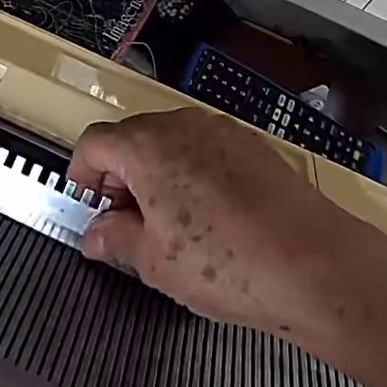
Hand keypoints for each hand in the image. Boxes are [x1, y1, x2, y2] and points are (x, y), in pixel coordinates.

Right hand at [66, 109, 366, 330]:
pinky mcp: (249, 142)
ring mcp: (221, 130)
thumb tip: (101, 233)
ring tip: (163, 224)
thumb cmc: (234, 257)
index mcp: (150, 146)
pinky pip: (206, 147)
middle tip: (119, 219)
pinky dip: (192, 170)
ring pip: (172, 141)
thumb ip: (114, 239)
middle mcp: (186, 126)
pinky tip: (203, 215)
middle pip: (133, 136)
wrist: (304, 256)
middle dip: (119, 174)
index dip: (81, 174)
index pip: (95, 141)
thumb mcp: (152, 260)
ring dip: (157, 172)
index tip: (84, 200)